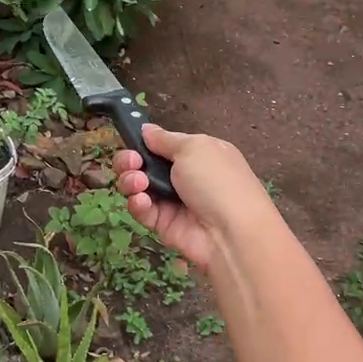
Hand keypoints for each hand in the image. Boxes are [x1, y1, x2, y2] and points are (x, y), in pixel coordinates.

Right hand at [113, 125, 275, 266]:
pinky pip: (142, 210)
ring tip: (138, 183)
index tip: (133, 141)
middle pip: (144, 164)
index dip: (145, 143)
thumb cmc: (217, 182)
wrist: (232, 233)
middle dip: (130, 161)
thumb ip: (165, 139)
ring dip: (131, 181)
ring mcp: (172, 200)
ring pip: (138, 186)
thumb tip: (146, 129)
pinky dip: (138, 204)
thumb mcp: (194, 148)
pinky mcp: (162, 223)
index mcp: (197, 154)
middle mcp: (184, 176)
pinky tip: (143, 201)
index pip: (162, 145)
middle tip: (133, 162)